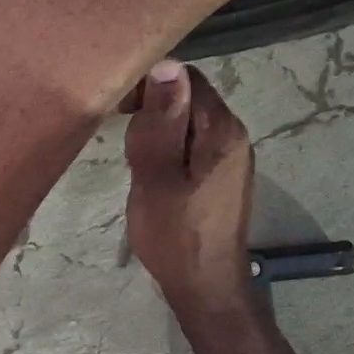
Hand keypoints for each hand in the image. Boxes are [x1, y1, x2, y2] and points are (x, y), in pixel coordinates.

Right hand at [125, 61, 257, 312]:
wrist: (205, 289)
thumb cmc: (175, 235)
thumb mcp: (156, 176)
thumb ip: (160, 122)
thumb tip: (165, 64)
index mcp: (221, 130)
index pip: (185, 77)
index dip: (150, 85)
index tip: (120, 111)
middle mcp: (233, 135)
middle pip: (188, 97)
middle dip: (152, 110)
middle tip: (126, 142)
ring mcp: (230, 156)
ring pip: (187, 121)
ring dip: (157, 132)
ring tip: (136, 161)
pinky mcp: (221, 175)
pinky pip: (191, 143)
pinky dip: (167, 150)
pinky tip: (151, 174)